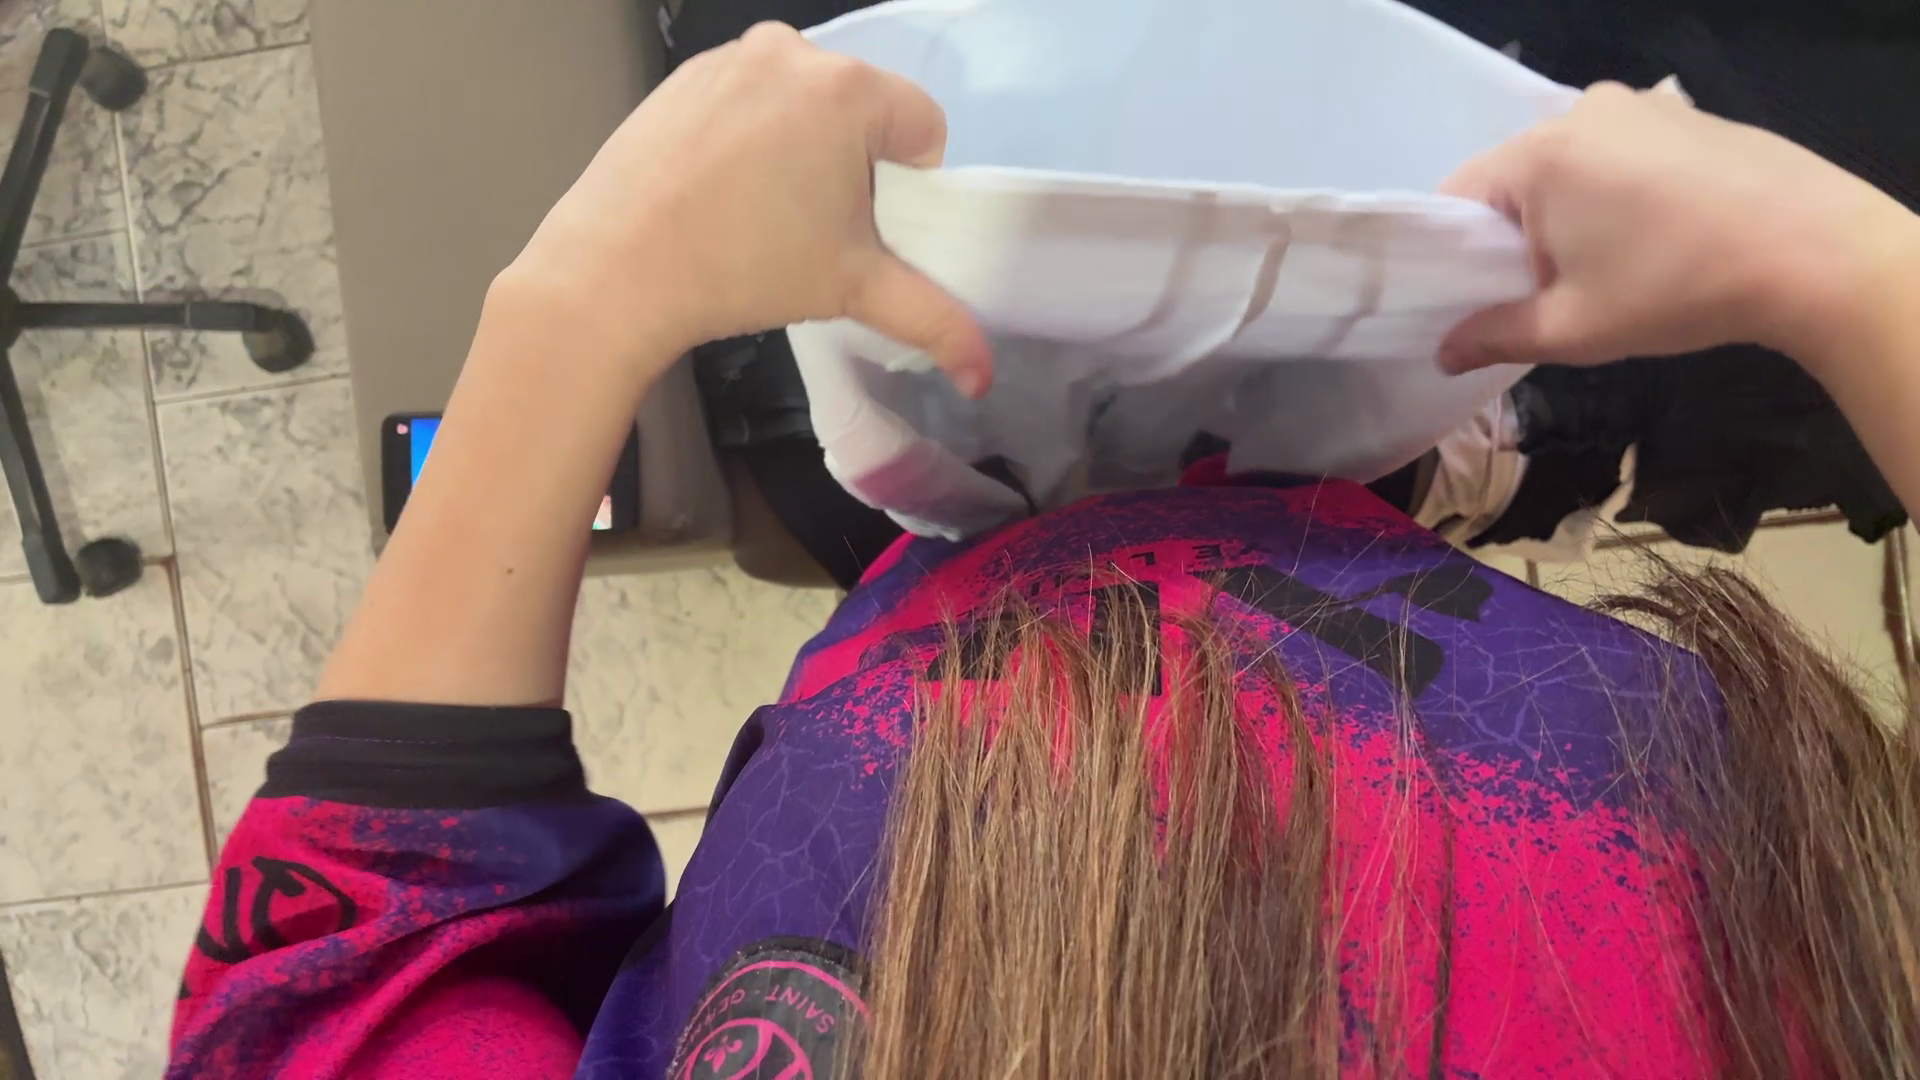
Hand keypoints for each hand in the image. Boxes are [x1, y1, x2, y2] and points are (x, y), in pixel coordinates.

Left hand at [507, 22, 992, 396]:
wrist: (619, 266)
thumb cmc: (750, 269)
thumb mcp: (854, 291)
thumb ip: (932, 324)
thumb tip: (985, 378)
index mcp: (849, 91)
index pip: (924, 126)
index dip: (912, 186)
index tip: (870, 230)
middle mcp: (795, 52)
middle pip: (866, 113)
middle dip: (860, 169)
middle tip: (819, 230)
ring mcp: (733, 56)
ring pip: (809, 106)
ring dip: (810, 153)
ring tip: (769, 215)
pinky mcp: (688, 74)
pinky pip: (755, 102)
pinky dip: (758, 141)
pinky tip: (727, 193)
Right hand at [1436, 81, 1917, 376]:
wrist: (1824, 257)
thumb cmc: (1675, 289)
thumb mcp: (1565, 330)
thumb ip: (1489, 339)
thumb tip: (1443, 355)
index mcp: (1542, 156)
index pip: (1454, 199)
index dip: (1450, 253)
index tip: (1470, 295)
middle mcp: (1583, 113)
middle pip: (1504, 182)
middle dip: (1503, 236)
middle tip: (1529, 288)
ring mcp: (1639, 106)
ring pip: (1554, 170)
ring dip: (1550, 217)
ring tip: (1586, 263)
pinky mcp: (1682, 114)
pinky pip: (1604, 155)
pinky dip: (1597, 195)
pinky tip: (1632, 234)